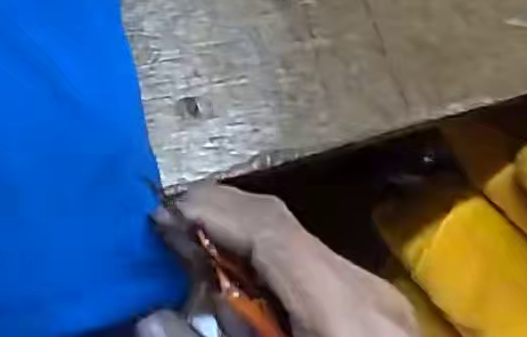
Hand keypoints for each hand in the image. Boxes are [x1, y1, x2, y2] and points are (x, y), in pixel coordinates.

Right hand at [139, 184, 418, 336]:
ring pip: (294, 239)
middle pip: (281, 223)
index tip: (158, 216)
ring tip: (189, 246)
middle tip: (163, 227)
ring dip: (238, 235)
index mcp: (346, 313)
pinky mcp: (373, 313)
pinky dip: (265, 263)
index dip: (210, 211)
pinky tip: (235, 283)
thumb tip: (150, 315)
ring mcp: (376, 298)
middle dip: (218, 214)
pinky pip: (309, 265)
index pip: (270, 229)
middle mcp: (366, 289)